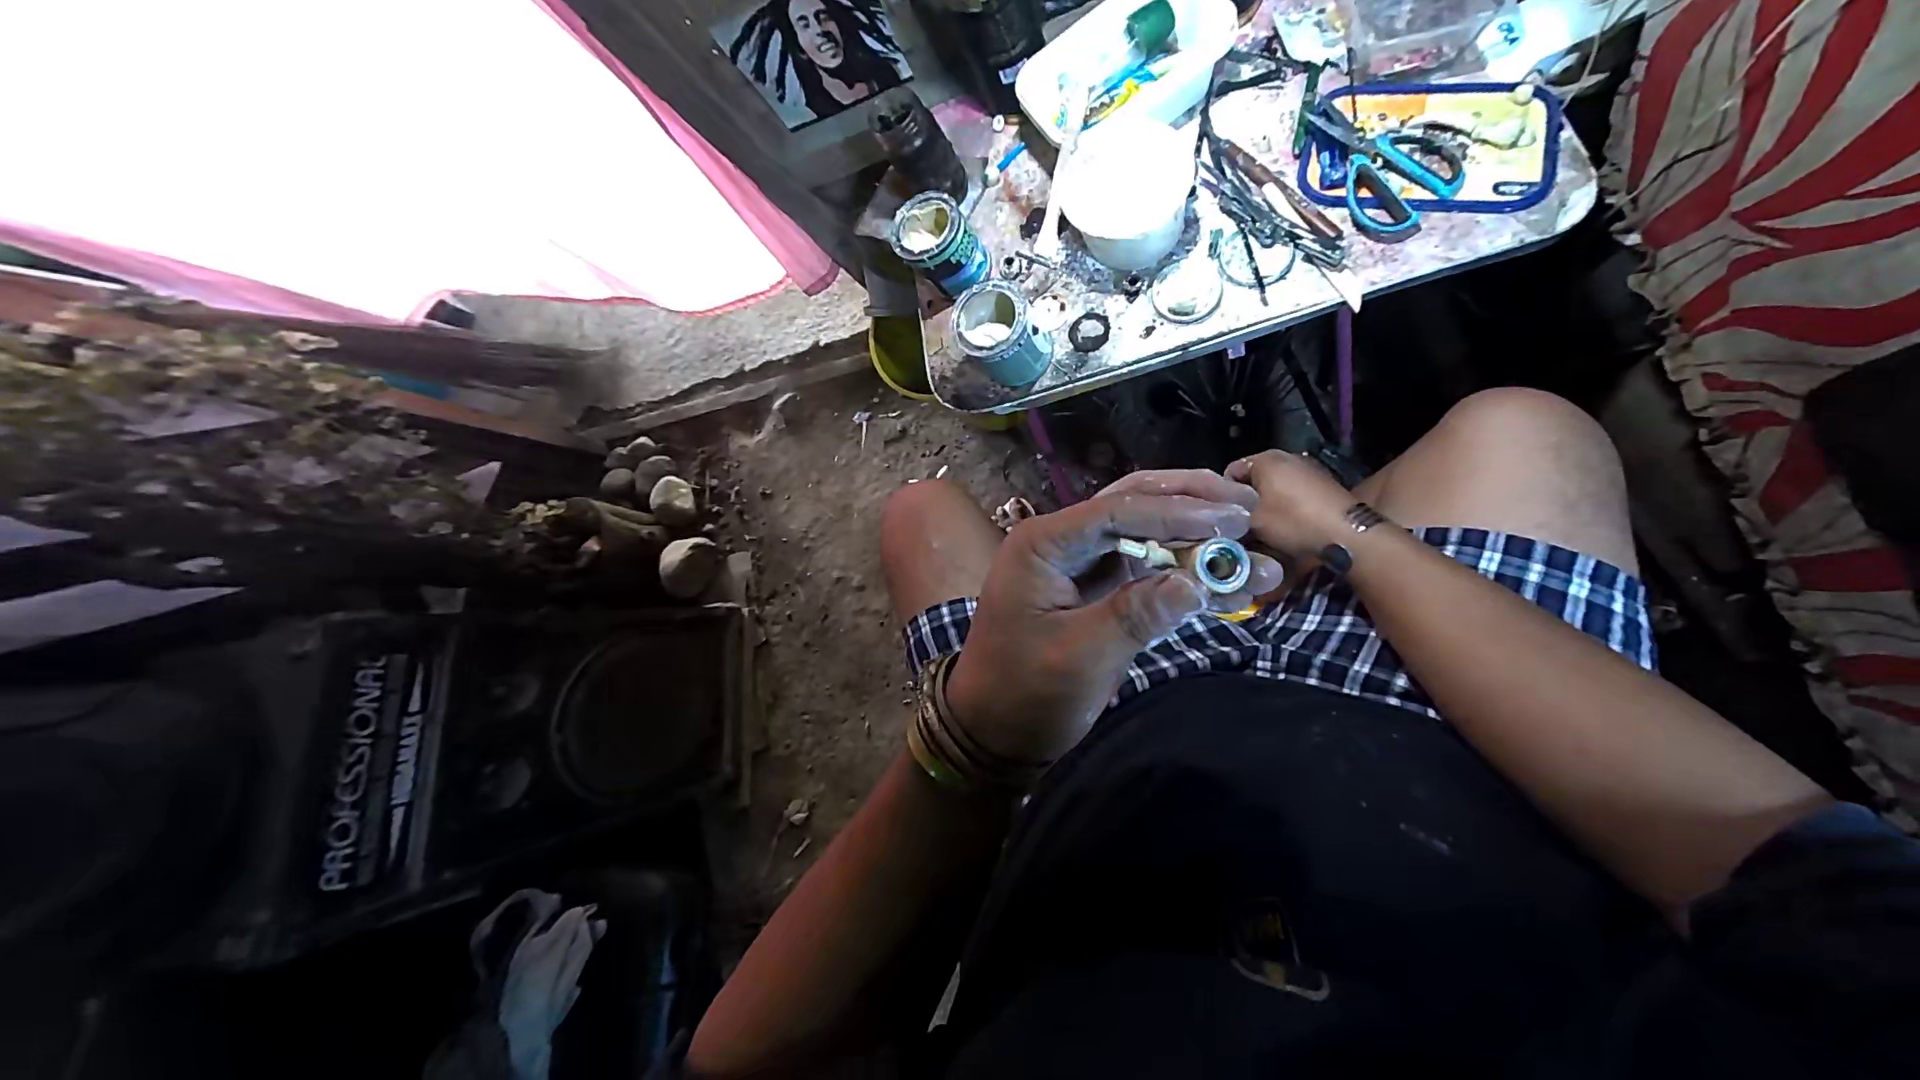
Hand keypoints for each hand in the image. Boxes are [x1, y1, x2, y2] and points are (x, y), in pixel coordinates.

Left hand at [944, 470, 1283, 764]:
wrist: (993, 734)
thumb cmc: (1023, 695)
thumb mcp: (1079, 656)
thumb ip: (1136, 614)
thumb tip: (1197, 583)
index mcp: (1043, 544)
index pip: (1118, 511)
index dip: (1180, 512)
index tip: (1235, 520)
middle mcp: (1062, 543)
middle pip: (1133, 505)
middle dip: (1191, 504)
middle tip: (1249, 508)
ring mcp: (1081, 567)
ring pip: (1147, 536)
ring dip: (1198, 541)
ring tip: (1254, 543)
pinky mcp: (1098, 593)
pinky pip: (1147, 572)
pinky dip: (1186, 575)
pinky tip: (1230, 584)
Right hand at [1225, 451, 1355, 562]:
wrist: (1348, 534)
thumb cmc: (1293, 522)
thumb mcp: (1253, 522)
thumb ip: (1233, 516)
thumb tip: (1223, 516)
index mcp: (1266, 459)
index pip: (1230, 472)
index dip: (1223, 494)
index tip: (1224, 515)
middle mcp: (1287, 456)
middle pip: (1253, 478)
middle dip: (1245, 498)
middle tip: (1240, 522)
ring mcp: (1308, 468)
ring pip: (1274, 485)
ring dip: (1266, 503)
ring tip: (1262, 526)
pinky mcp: (1324, 483)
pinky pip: (1293, 492)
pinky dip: (1285, 505)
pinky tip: (1286, 524)